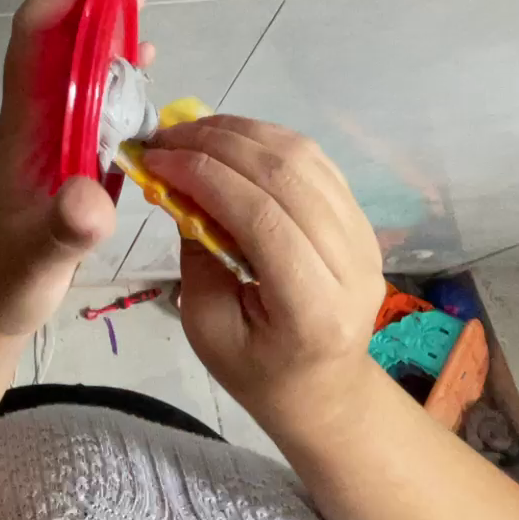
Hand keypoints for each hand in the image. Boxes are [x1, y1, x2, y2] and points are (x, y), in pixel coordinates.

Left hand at [0, 0, 154, 336]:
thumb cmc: (3, 282)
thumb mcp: (33, 262)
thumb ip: (62, 232)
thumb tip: (92, 195)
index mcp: (26, 123)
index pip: (36, 36)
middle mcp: (37, 115)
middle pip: (56, 36)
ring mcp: (52, 132)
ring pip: (73, 61)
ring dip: (102, 24)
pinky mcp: (66, 153)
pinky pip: (91, 95)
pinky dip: (114, 68)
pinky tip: (140, 63)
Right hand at [141, 117, 386, 434]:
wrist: (324, 388)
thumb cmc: (256, 367)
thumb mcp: (206, 326)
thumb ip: (195, 253)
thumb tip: (176, 185)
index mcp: (313, 309)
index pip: (261, 218)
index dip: (204, 176)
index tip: (155, 159)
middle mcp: (352, 264)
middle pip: (284, 176)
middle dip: (214, 144)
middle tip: (163, 137)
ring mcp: (363, 235)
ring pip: (300, 157)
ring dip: (237, 132)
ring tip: (189, 132)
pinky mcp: (359, 217)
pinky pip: (311, 158)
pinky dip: (263, 137)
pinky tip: (226, 139)